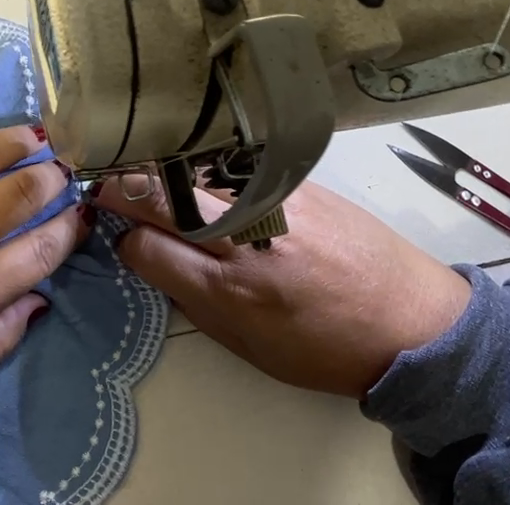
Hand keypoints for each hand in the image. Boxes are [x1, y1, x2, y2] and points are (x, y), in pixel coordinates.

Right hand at [96, 177, 470, 397]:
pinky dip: (202, 162)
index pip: (147, 248)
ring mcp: (268, 199)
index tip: (119, 237)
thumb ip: (195, 301)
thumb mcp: (249, 347)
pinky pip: (230, 161)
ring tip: (141, 167)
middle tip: (100, 182)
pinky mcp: (293, 177)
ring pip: (190, 169)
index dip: (124, 241)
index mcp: (230, 290)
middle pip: (160, 197)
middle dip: (120, 187)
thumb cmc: (324, 348)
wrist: (410, 319)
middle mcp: (243, 237)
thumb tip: (154, 260)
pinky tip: (192, 162)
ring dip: (157, 168)